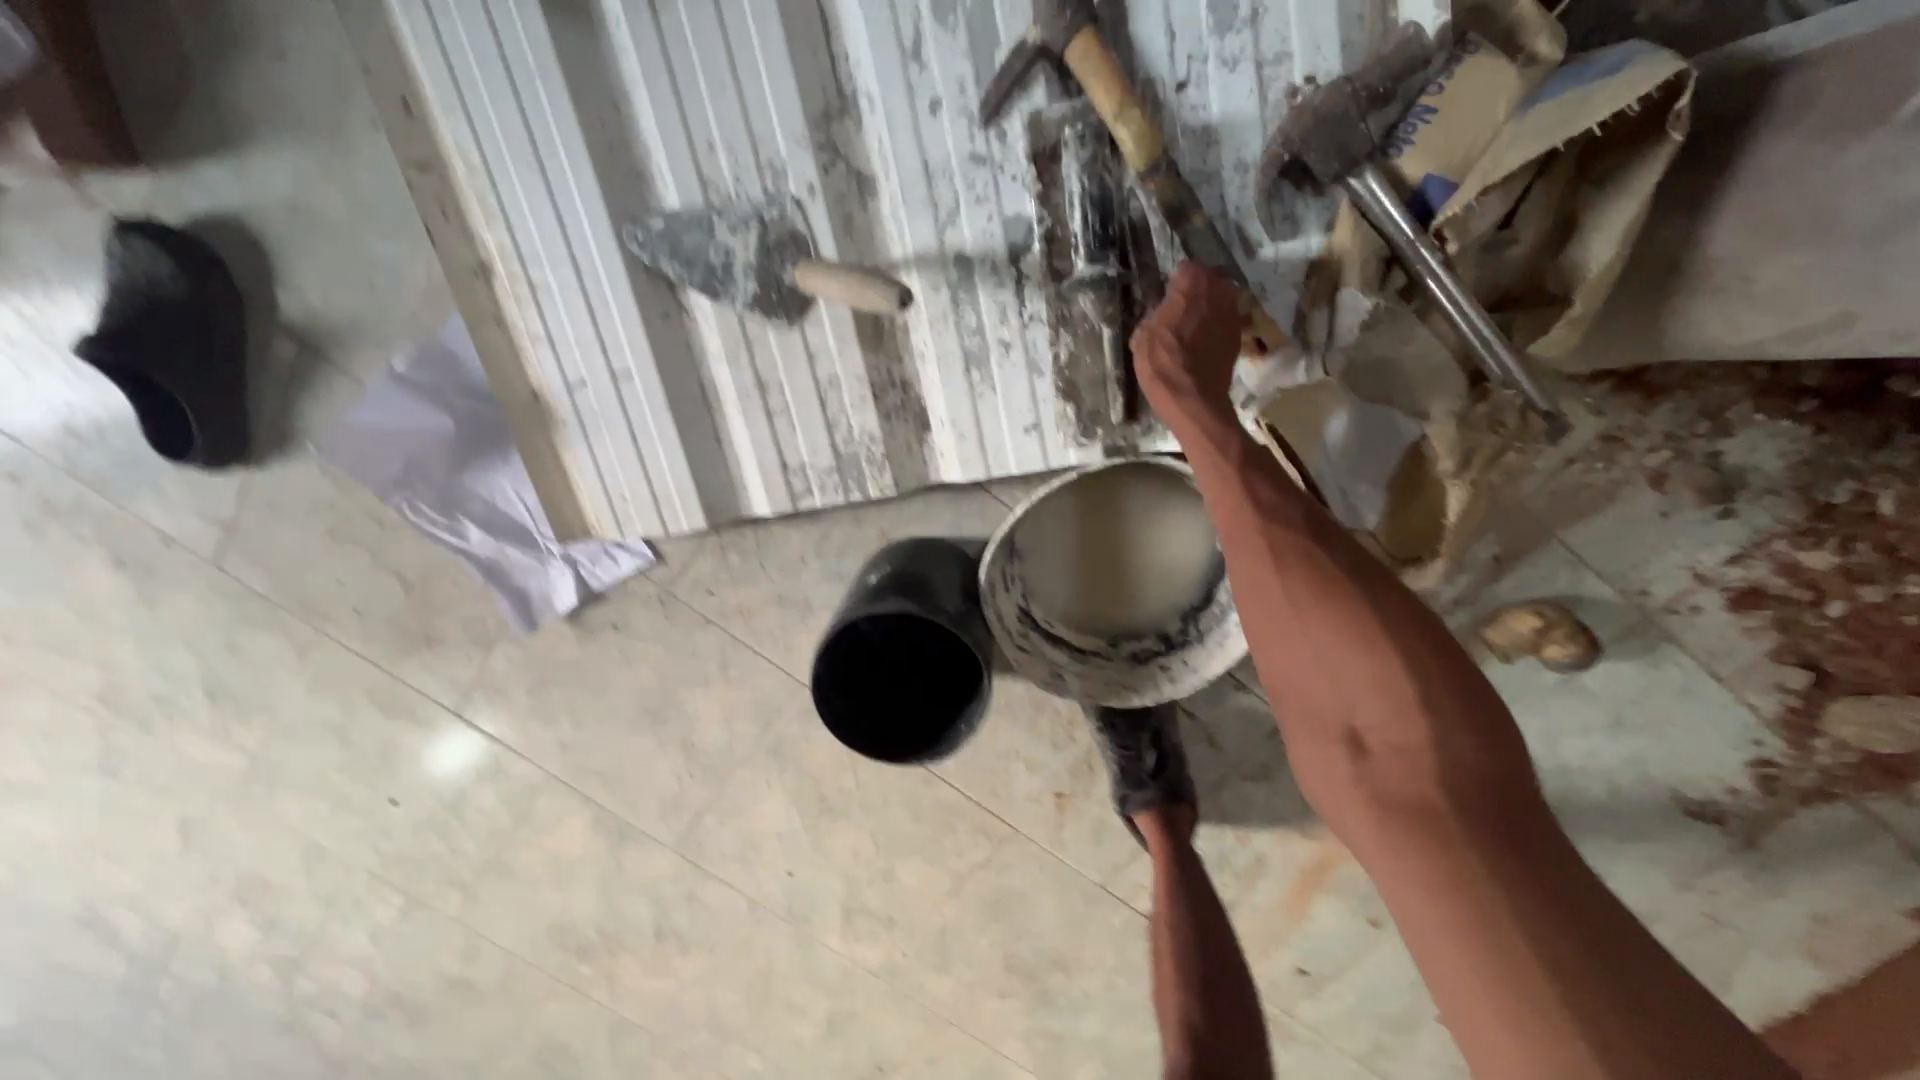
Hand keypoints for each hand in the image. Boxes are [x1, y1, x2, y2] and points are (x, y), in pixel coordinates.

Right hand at [1131, 261, 1245, 431]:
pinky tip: (1205, 341)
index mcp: (1191, 283)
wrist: (1193, 399)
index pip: (1185, 268)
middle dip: (1197, 290)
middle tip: (1181, 307)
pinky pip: (1227, 320)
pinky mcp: (1239, 334)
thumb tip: (1160, 312)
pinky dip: (1218, 325)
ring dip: (1210, 305)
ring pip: (1222, 297)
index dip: (1175, 282)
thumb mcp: (1142, 336)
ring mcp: (1233, 312)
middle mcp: (1218, 290)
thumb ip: (1154, 314)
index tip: (1167, 295)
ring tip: (1195, 323)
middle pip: (1209, 279)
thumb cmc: (1161, 364)